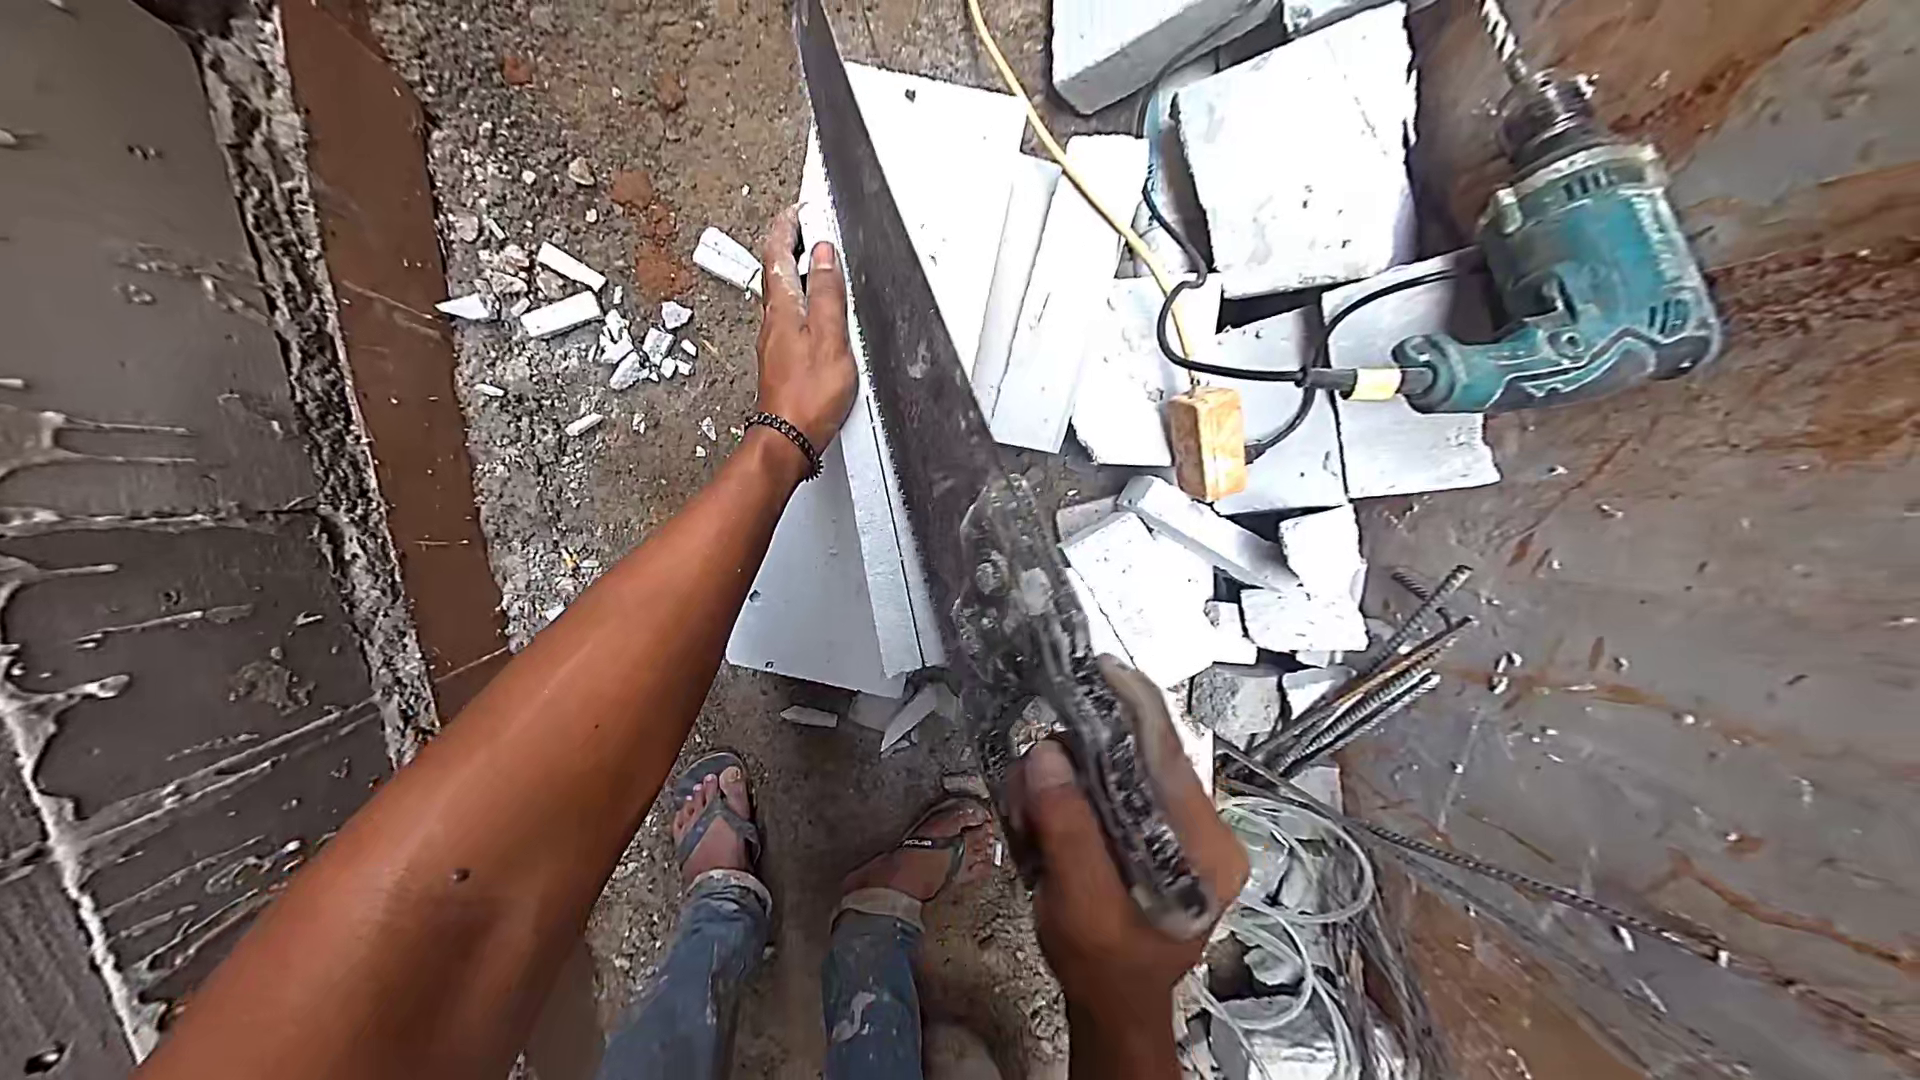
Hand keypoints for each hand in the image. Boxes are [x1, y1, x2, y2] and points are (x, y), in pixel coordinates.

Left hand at [756, 206, 857, 450]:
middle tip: (802, 225)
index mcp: (783, 310)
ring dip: (794, 272)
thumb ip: (828, 295)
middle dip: (789, 244)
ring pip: (782, 296)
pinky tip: (812, 313)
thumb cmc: (808, 397)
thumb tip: (825, 254)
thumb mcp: (830, 340)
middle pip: (776, 272)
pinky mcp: (783, 363)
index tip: (799, 208)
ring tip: (810, 261)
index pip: (778, 253)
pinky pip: (789, 320)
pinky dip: (800, 303)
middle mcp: (773, 323)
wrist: (788, 438)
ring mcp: (776, 344)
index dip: (788, 225)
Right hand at [1014, 660, 1248, 1075]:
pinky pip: (1102, 783)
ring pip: (1112, 764)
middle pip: (1138, 753)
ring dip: (1063, 776)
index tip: (1097, 669)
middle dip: (1077, 754)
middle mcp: (1198, 823)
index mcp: (1207, 846)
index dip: (1134, 707)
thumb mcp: (1083, 908)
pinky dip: (1065, 791)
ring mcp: (1172, 821)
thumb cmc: (1105, 966)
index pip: (1171, 756)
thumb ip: (1068, 830)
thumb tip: (1045, 752)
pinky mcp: (1145, 822)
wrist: (1110, 1001)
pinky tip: (1041, 820)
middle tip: (1031, 776)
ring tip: (1029, 814)